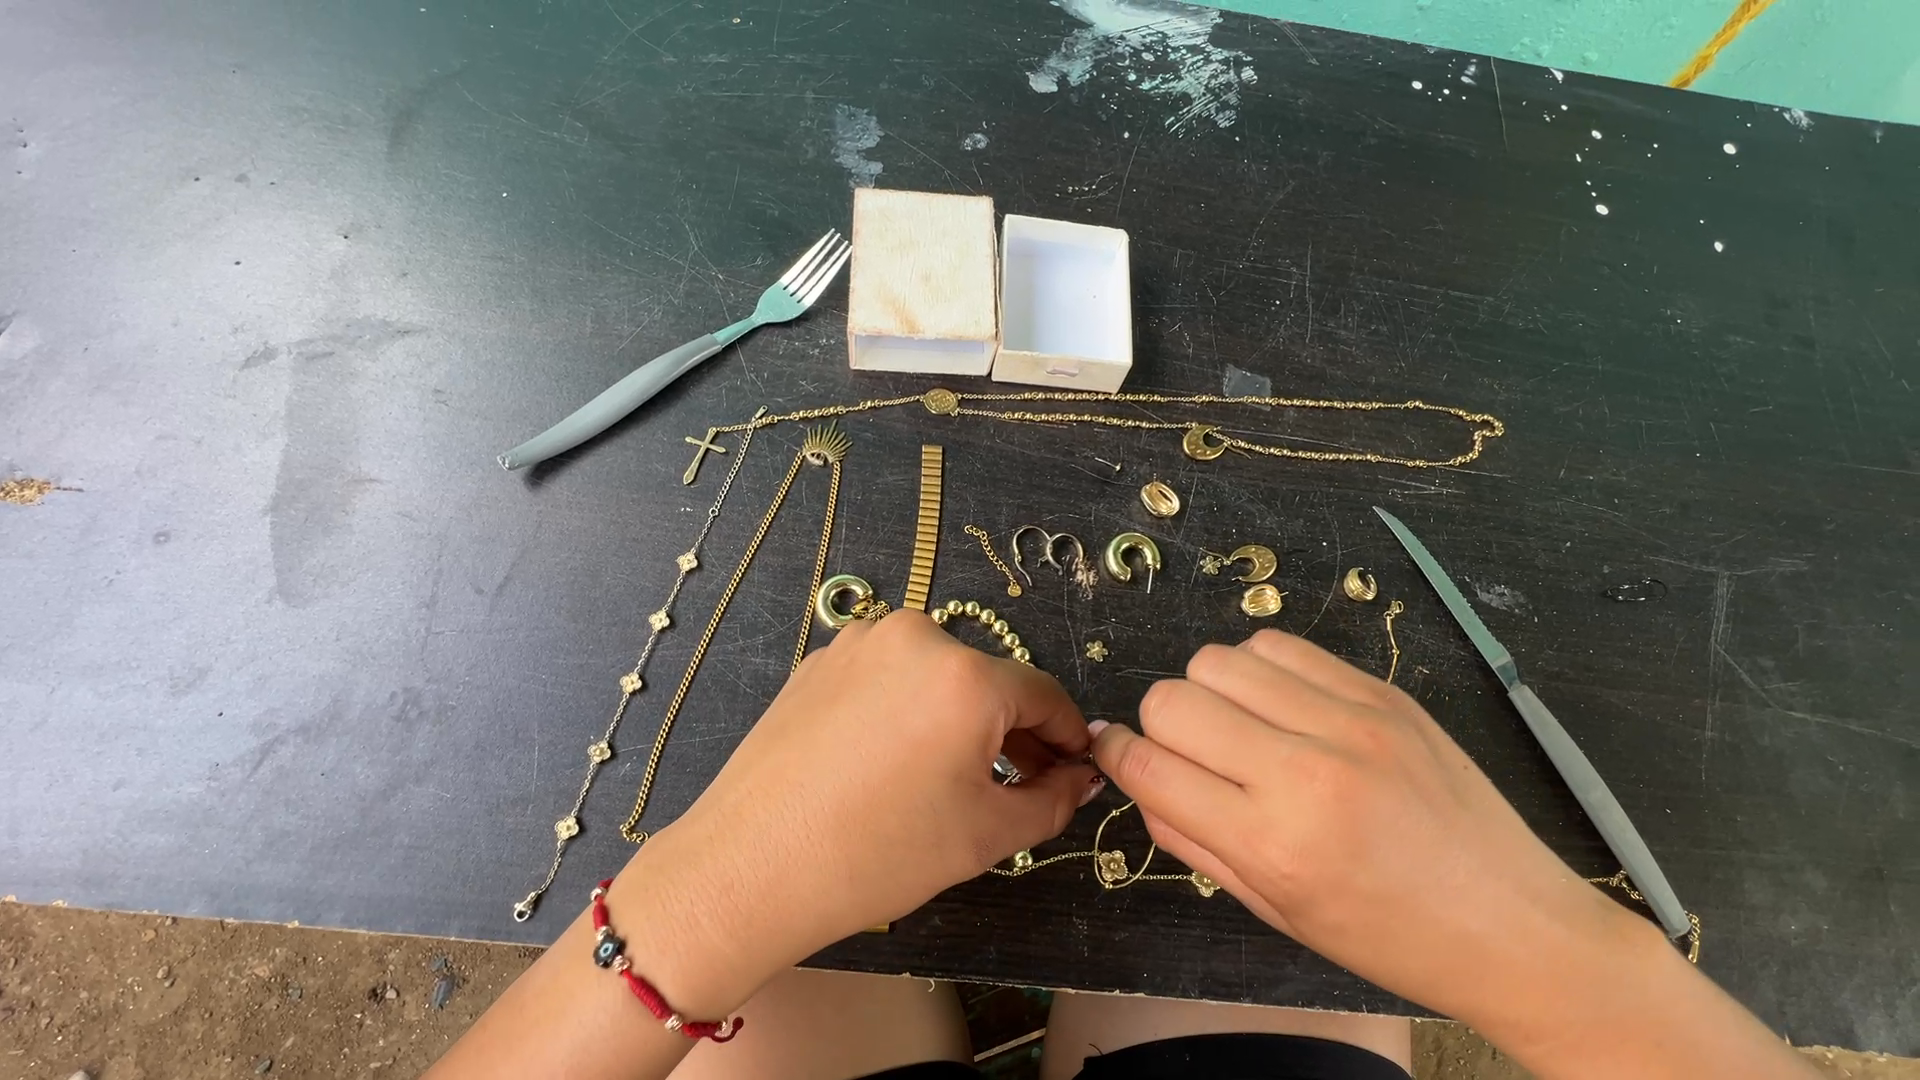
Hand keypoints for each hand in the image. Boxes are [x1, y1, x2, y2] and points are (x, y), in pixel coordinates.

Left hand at [622, 609, 1098, 1012]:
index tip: (1074, 767)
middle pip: (989, 681)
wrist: (749, 866)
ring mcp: (860, 641)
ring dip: (960, 717)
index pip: (1044, 693)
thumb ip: (1052, 799)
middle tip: (1021, 783)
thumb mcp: (984, 834)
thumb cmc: (879, 853)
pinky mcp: (822, 659)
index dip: (1067, 735)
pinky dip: (910, 708)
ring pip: (938, 675)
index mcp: (966, 673)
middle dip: (1013, 730)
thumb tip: (1081, 776)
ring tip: (955, 775)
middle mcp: (916, 636)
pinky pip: (889, 677)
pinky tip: (894, 760)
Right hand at [1090, 629, 1647, 1027]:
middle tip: (1189, 754)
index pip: (1146, 767)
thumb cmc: (1386, 939)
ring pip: (1217, 660)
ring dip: (1207, 693)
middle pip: (1171, 700)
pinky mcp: (1381, 691)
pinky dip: (1257, 670)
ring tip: (1239, 728)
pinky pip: (1277, 645)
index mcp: (1272, 844)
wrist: (1518, 928)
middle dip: (1158, 726)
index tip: (1116, 754)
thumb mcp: (1273, 910)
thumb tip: (1136, 775)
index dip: (1114, 754)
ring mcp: (1348, 721)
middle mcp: (1304, 772)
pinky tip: (1279, 706)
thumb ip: (1190, 838)